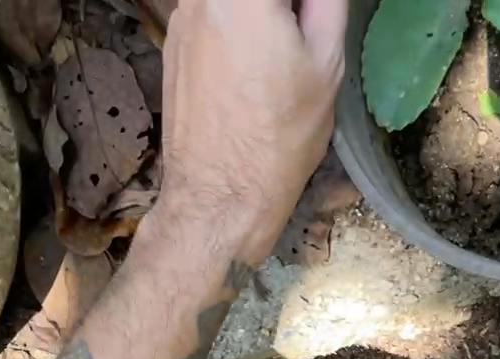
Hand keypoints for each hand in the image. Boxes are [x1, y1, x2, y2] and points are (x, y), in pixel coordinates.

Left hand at [158, 0, 347, 260]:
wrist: (219, 198)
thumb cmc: (279, 140)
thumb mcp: (325, 67)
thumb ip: (327, 4)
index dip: (309, 7)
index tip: (318, 19)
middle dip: (288, 10)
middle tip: (306, 36)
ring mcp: (181, 13)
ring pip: (235, 6)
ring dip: (263, 20)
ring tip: (280, 61)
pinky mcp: (173, 43)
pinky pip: (214, 17)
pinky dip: (238, 32)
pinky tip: (251, 76)